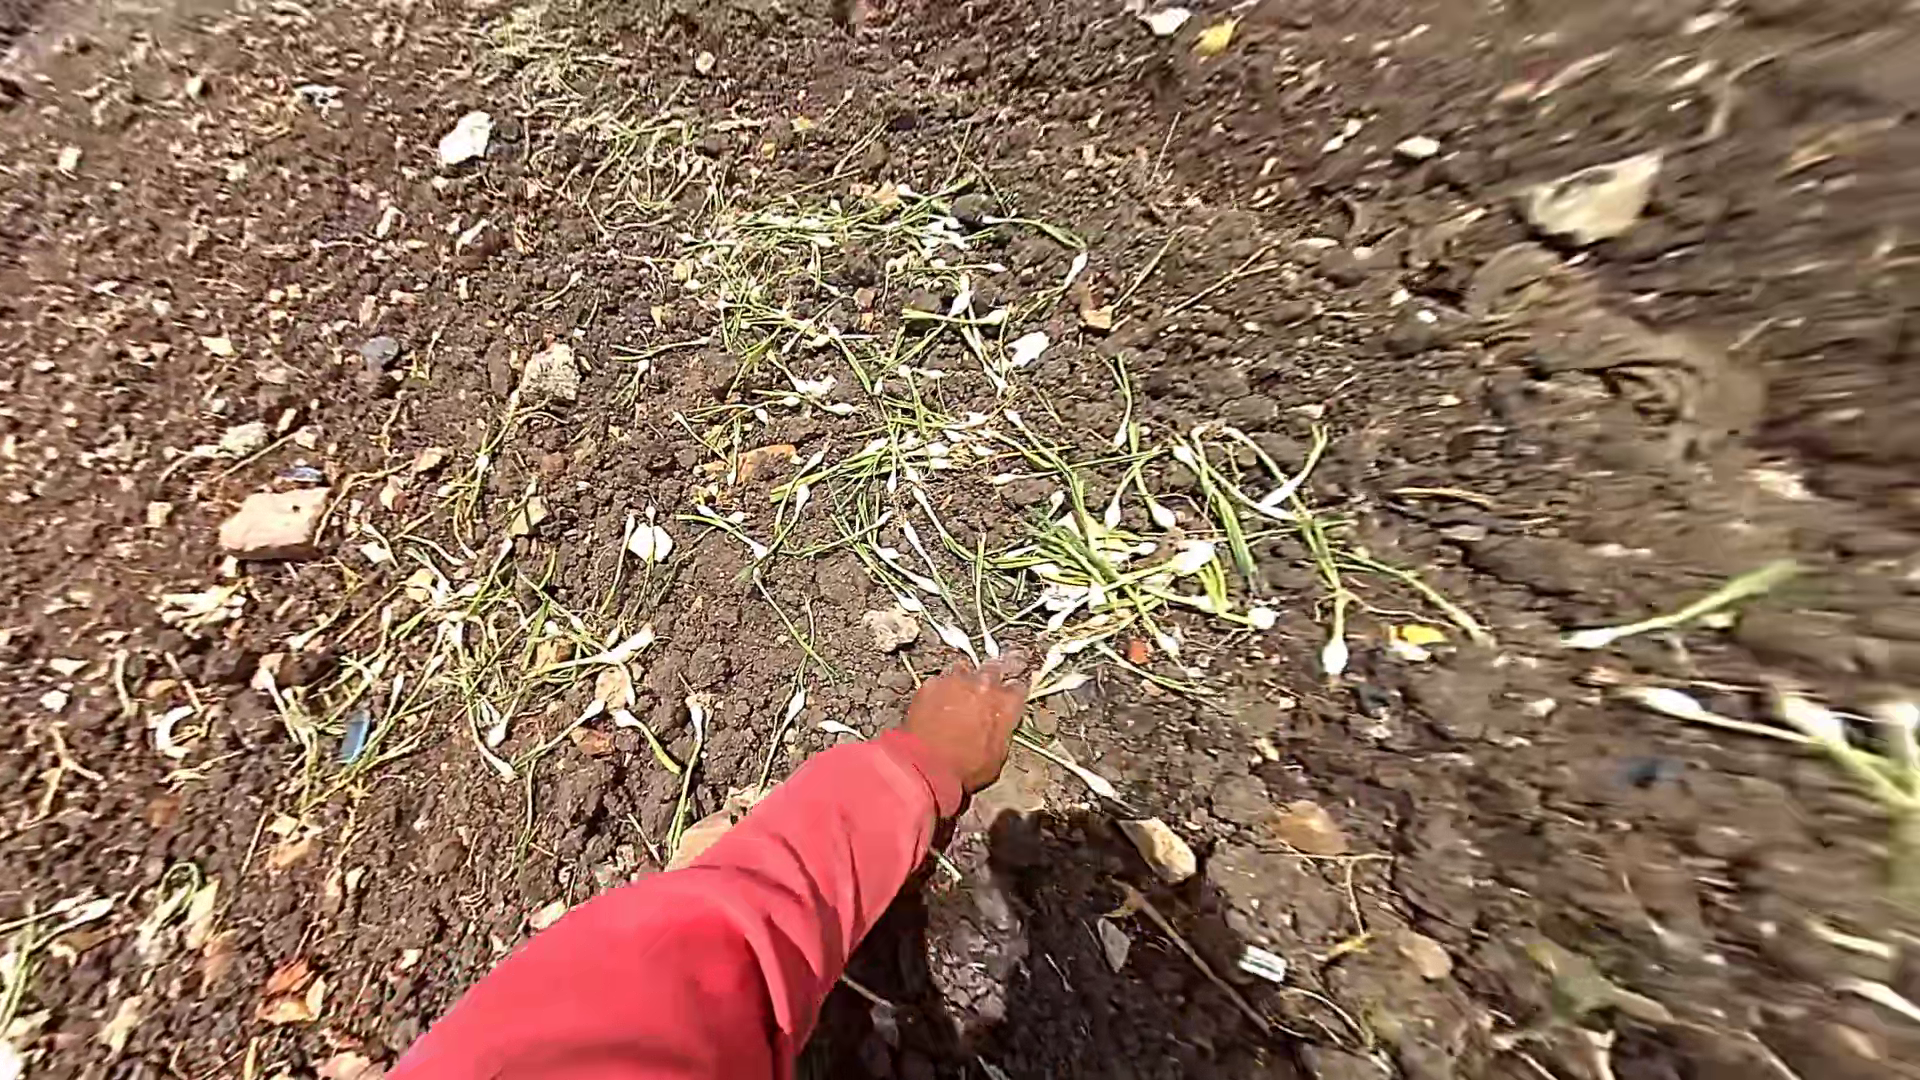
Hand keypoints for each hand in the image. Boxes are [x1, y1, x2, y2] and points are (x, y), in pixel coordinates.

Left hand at [903, 656, 1027, 793]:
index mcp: (1006, 704)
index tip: (1006, 700)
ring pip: (964, 670)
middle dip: (990, 680)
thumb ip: (1003, 731)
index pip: (1018, 688)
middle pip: (993, 670)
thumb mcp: (997, 757)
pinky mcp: (932, 683)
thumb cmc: (965, 770)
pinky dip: (939, 689)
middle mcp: (985, 685)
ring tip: (956, 697)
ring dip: (964, 681)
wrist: (927, 766)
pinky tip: (935, 704)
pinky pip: (939, 680)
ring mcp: (957, 680)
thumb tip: (1001, 723)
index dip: (1010, 695)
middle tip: (982, 694)